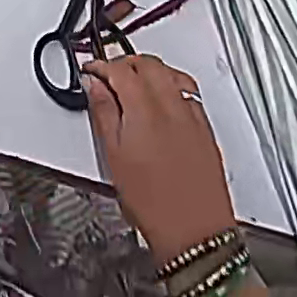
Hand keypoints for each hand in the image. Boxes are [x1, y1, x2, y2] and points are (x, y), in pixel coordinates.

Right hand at [83, 55, 236, 267]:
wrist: (194, 235)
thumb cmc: (153, 202)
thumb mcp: (113, 155)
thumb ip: (103, 112)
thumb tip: (94, 86)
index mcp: (144, 108)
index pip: (119, 69)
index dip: (100, 65)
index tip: (91, 70)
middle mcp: (171, 106)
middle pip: (147, 64)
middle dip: (125, 62)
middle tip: (109, 72)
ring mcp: (192, 117)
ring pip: (170, 73)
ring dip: (150, 69)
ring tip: (135, 80)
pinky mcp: (206, 130)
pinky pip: (189, 91)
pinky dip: (172, 85)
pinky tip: (163, 97)